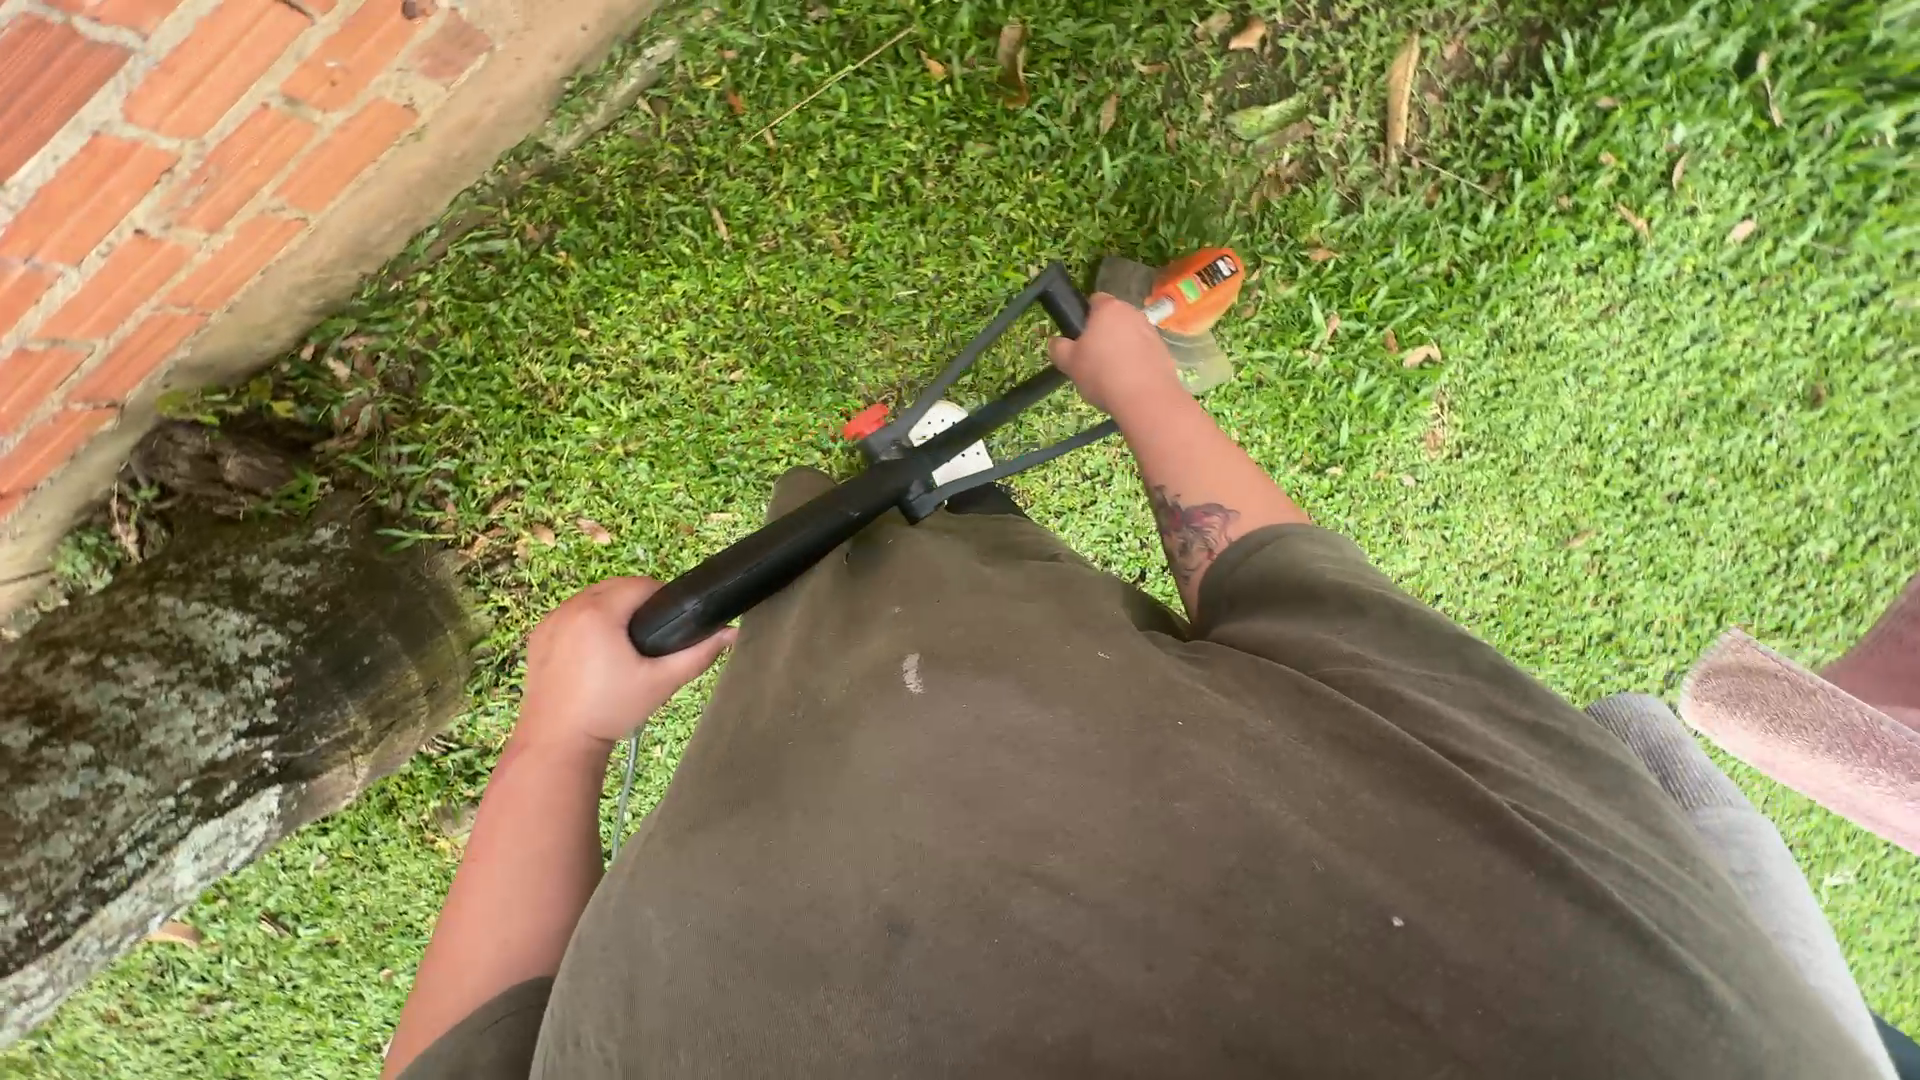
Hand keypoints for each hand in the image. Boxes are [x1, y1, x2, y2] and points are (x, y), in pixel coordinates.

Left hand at [515, 577, 735, 751]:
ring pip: (593, 598)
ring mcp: (550, 621)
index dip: (663, 599)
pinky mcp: (538, 636)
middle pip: (616, 587)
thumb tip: (732, 633)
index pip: (642, 585)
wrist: (558, 741)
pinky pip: (572, 614)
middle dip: (638, 602)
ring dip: (613, 609)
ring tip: (628, 642)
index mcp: (599, 612)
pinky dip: (588, 621)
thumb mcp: (662, 682)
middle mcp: (570, 608)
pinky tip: (599, 649)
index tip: (671, 624)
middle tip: (653, 636)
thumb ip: (699, 654)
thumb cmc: (612, 709)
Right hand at [1047, 293, 1184, 418]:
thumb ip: (1058, 348)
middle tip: (1092, 359)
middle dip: (1104, 334)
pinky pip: (1143, 352)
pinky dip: (1136, 362)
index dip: (1086, 317)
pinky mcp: (1163, 351)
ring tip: (1111, 375)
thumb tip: (1056, 342)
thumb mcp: (1068, 363)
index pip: (1095, 300)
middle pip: (1114, 318)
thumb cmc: (1101, 373)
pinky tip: (1128, 382)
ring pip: (1130, 335)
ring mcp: (1151, 331)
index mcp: (1108, 308)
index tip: (1081, 338)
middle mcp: (1133, 313)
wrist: (1145, 398)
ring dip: (1121, 348)